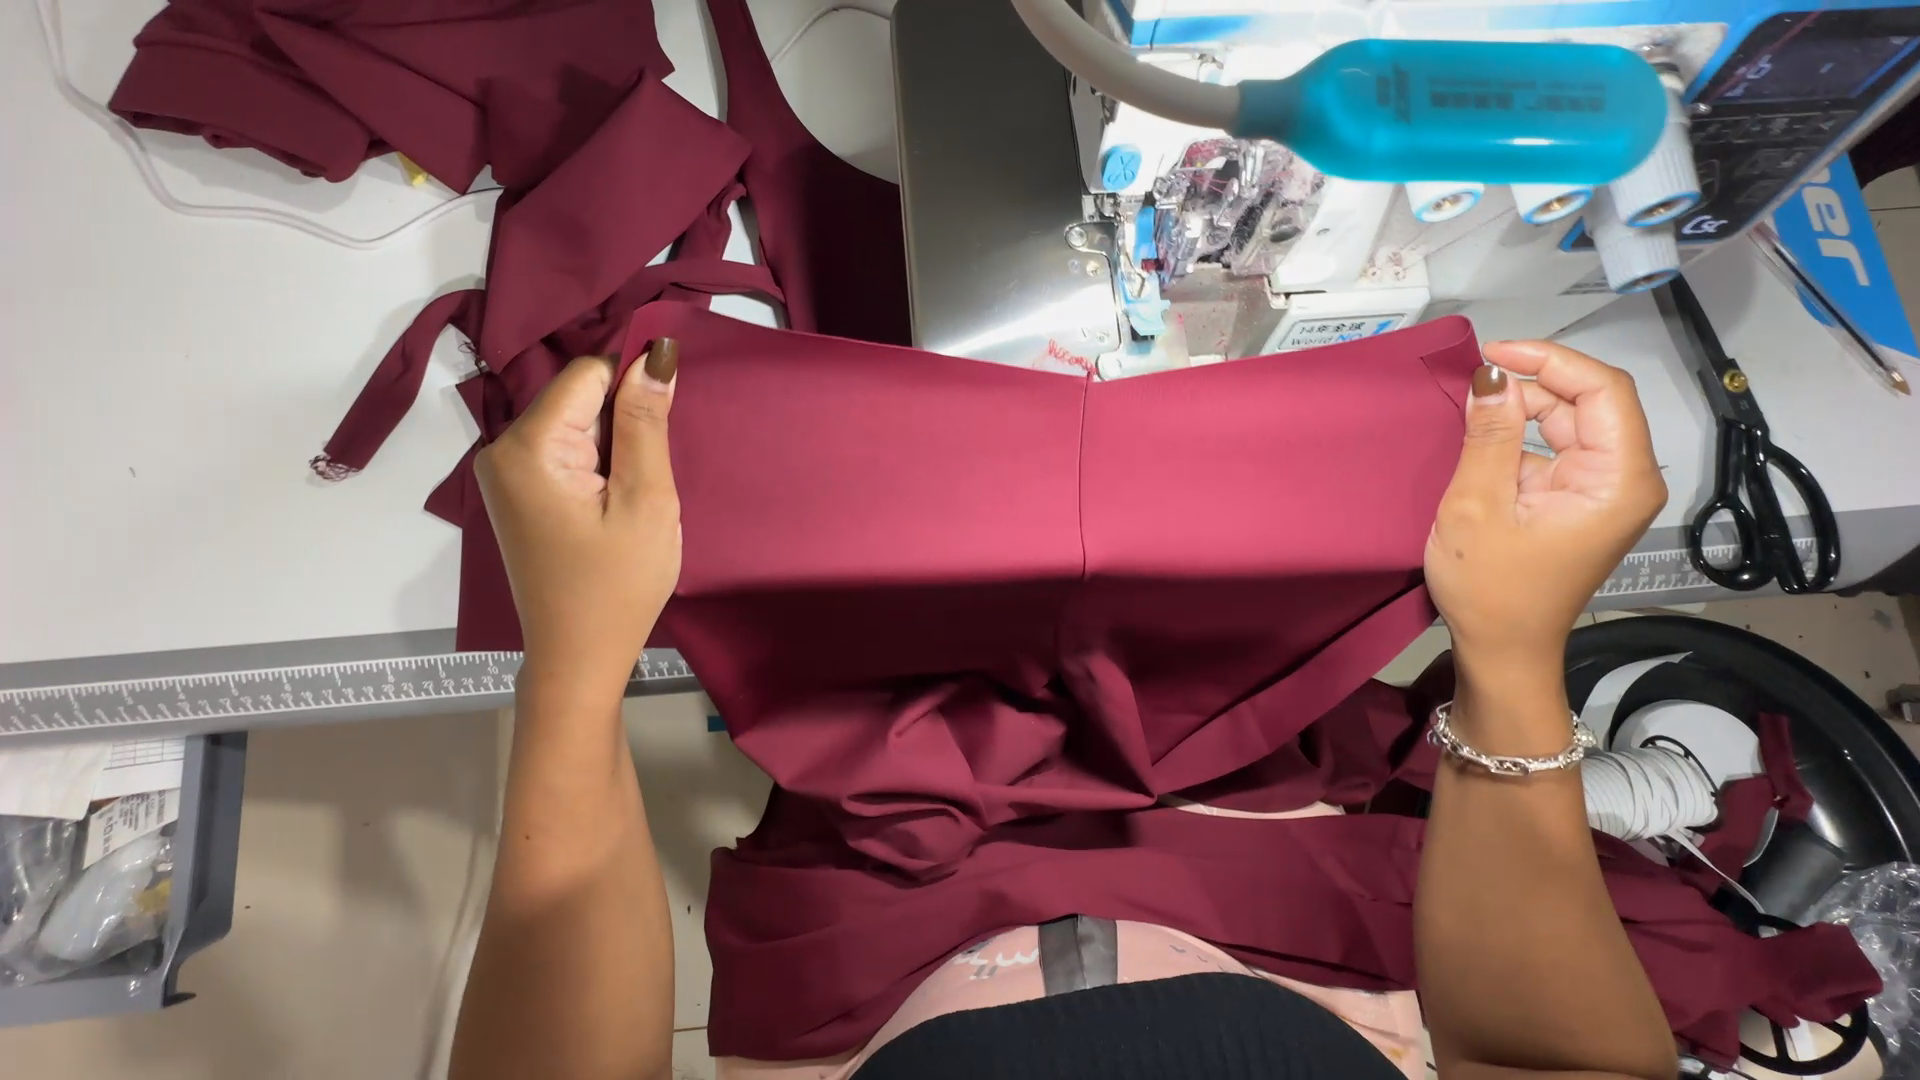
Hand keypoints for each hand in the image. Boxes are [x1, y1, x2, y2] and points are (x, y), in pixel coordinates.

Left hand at [476, 342, 681, 692]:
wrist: (579, 657)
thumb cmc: (619, 585)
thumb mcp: (646, 501)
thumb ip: (646, 425)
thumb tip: (655, 354)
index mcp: (528, 447)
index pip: (588, 373)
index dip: (635, 384)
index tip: (670, 418)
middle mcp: (501, 449)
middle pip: (577, 398)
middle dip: (625, 420)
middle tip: (652, 474)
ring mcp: (504, 473)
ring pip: (575, 424)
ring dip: (615, 445)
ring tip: (635, 492)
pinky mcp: (517, 493)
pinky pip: (565, 451)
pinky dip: (599, 463)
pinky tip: (616, 500)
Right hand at [1425, 340, 1665, 682]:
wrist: (1501, 646)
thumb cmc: (1490, 586)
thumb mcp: (1476, 506)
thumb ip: (1487, 436)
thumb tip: (1489, 376)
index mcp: (1617, 479)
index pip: (1602, 391)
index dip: (1550, 361)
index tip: (1492, 353)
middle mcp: (1622, 477)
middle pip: (1585, 404)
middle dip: (1529, 387)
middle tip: (1468, 389)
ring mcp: (1599, 489)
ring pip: (1566, 424)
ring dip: (1518, 413)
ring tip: (1466, 416)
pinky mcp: (1575, 500)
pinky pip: (1551, 451)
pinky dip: (1514, 440)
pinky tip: (1477, 444)